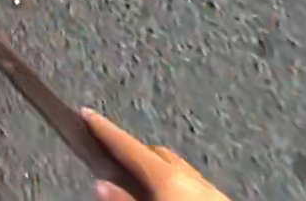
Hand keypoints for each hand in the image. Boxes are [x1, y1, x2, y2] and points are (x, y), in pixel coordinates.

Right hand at [82, 109, 233, 200]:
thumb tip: (101, 183)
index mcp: (171, 179)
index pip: (128, 144)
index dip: (104, 128)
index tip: (86, 114)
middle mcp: (198, 183)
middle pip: (160, 155)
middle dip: (137, 153)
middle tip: (115, 158)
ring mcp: (220, 198)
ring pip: (185, 175)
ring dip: (162, 174)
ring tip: (145, 186)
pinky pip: (201, 193)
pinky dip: (183, 192)